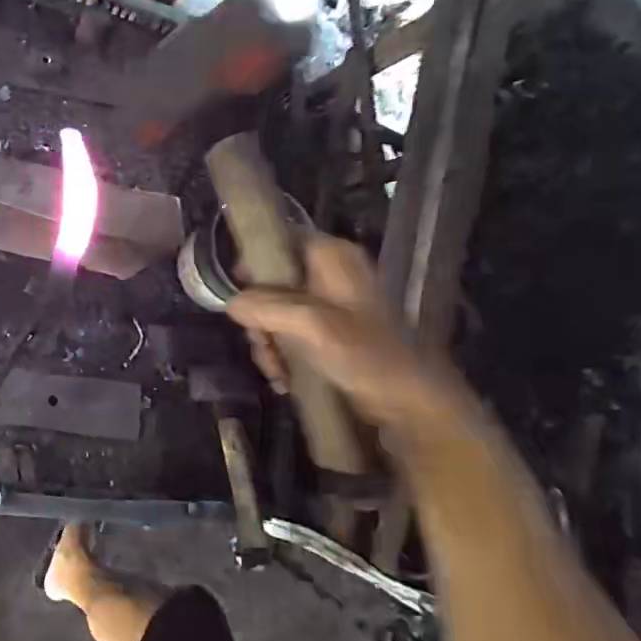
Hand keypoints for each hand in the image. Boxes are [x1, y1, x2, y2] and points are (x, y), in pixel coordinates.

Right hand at [226, 234, 474, 432]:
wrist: (410, 400)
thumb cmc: (367, 355)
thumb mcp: (313, 326)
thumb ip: (268, 308)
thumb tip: (231, 303)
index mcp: (333, 258)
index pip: (284, 239)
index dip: (256, 260)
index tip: (236, 288)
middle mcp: (331, 276)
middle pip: (275, 283)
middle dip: (261, 319)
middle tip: (262, 346)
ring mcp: (332, 307)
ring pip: (280, 313)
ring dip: (270, 343)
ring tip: (277, 372)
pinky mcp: (332, 335)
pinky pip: (294, 335)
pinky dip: (285, 355)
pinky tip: (286, 379)